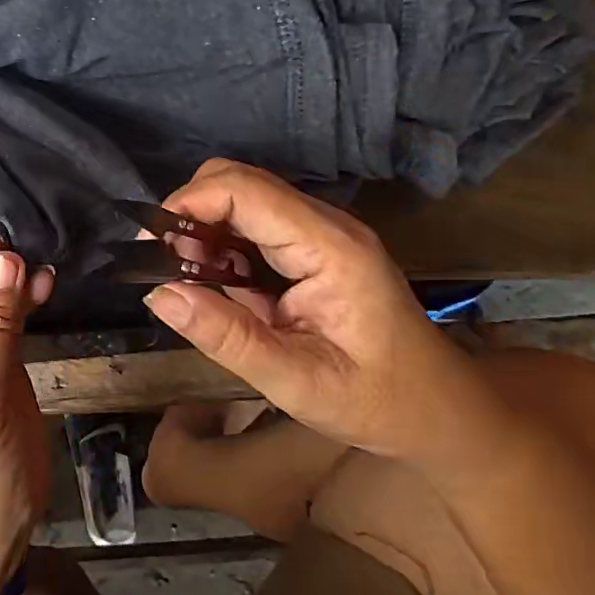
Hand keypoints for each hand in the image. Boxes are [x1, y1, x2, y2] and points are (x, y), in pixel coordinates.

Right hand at [140, 159, 500, 464]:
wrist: (442, 413)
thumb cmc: (379, 403)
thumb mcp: (296, 383)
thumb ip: (227, 337)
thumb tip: (158, 295)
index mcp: (329, 248)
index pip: (244, 190)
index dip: (188, 203)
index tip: (151, 245)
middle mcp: (325, 226)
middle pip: (239, 181)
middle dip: (190, 211)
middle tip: (166, 264)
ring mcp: (320, 234)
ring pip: (242, 198)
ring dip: (202, 228)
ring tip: (185, 277)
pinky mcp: (312, 249)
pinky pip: (252, 224)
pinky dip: (219, 243)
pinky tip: (212, 282)